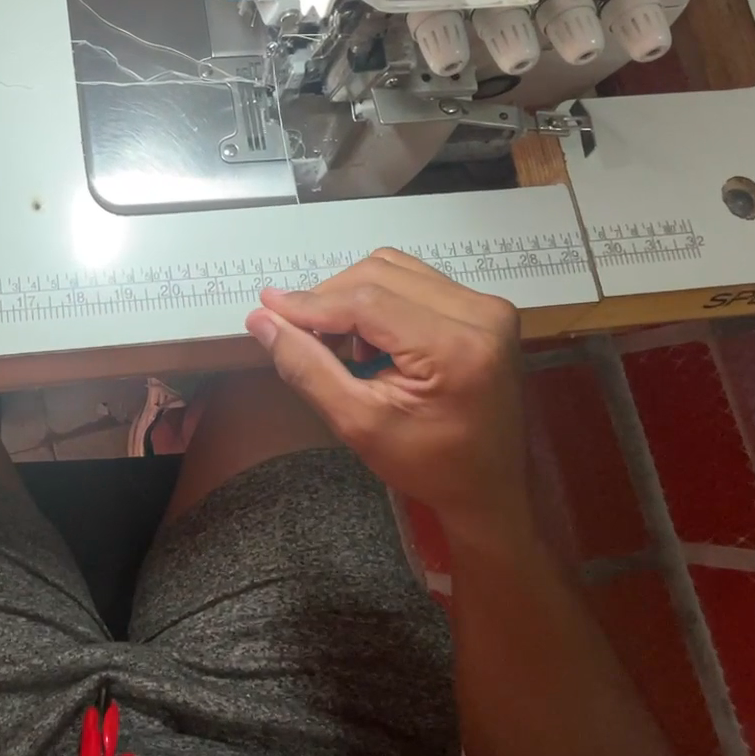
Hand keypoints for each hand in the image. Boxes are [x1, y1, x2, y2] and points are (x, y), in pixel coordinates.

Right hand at [244, 249, 532, 543]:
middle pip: (377, 275)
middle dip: (326, 299)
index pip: (366, 302)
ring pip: (392, 269)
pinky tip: (369, 338)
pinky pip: (413, 280)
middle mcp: (479, 313)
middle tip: (298, 335)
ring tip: (336, 341)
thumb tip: (261, 320)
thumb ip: (307, 368)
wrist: (493, 487)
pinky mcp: (483, 307)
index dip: (310, 303)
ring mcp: (485, 306)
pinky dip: (376, 298)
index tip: (265, 308)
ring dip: (350, 295)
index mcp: (455, 349)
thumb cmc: (427, 466)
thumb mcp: (357, 424)